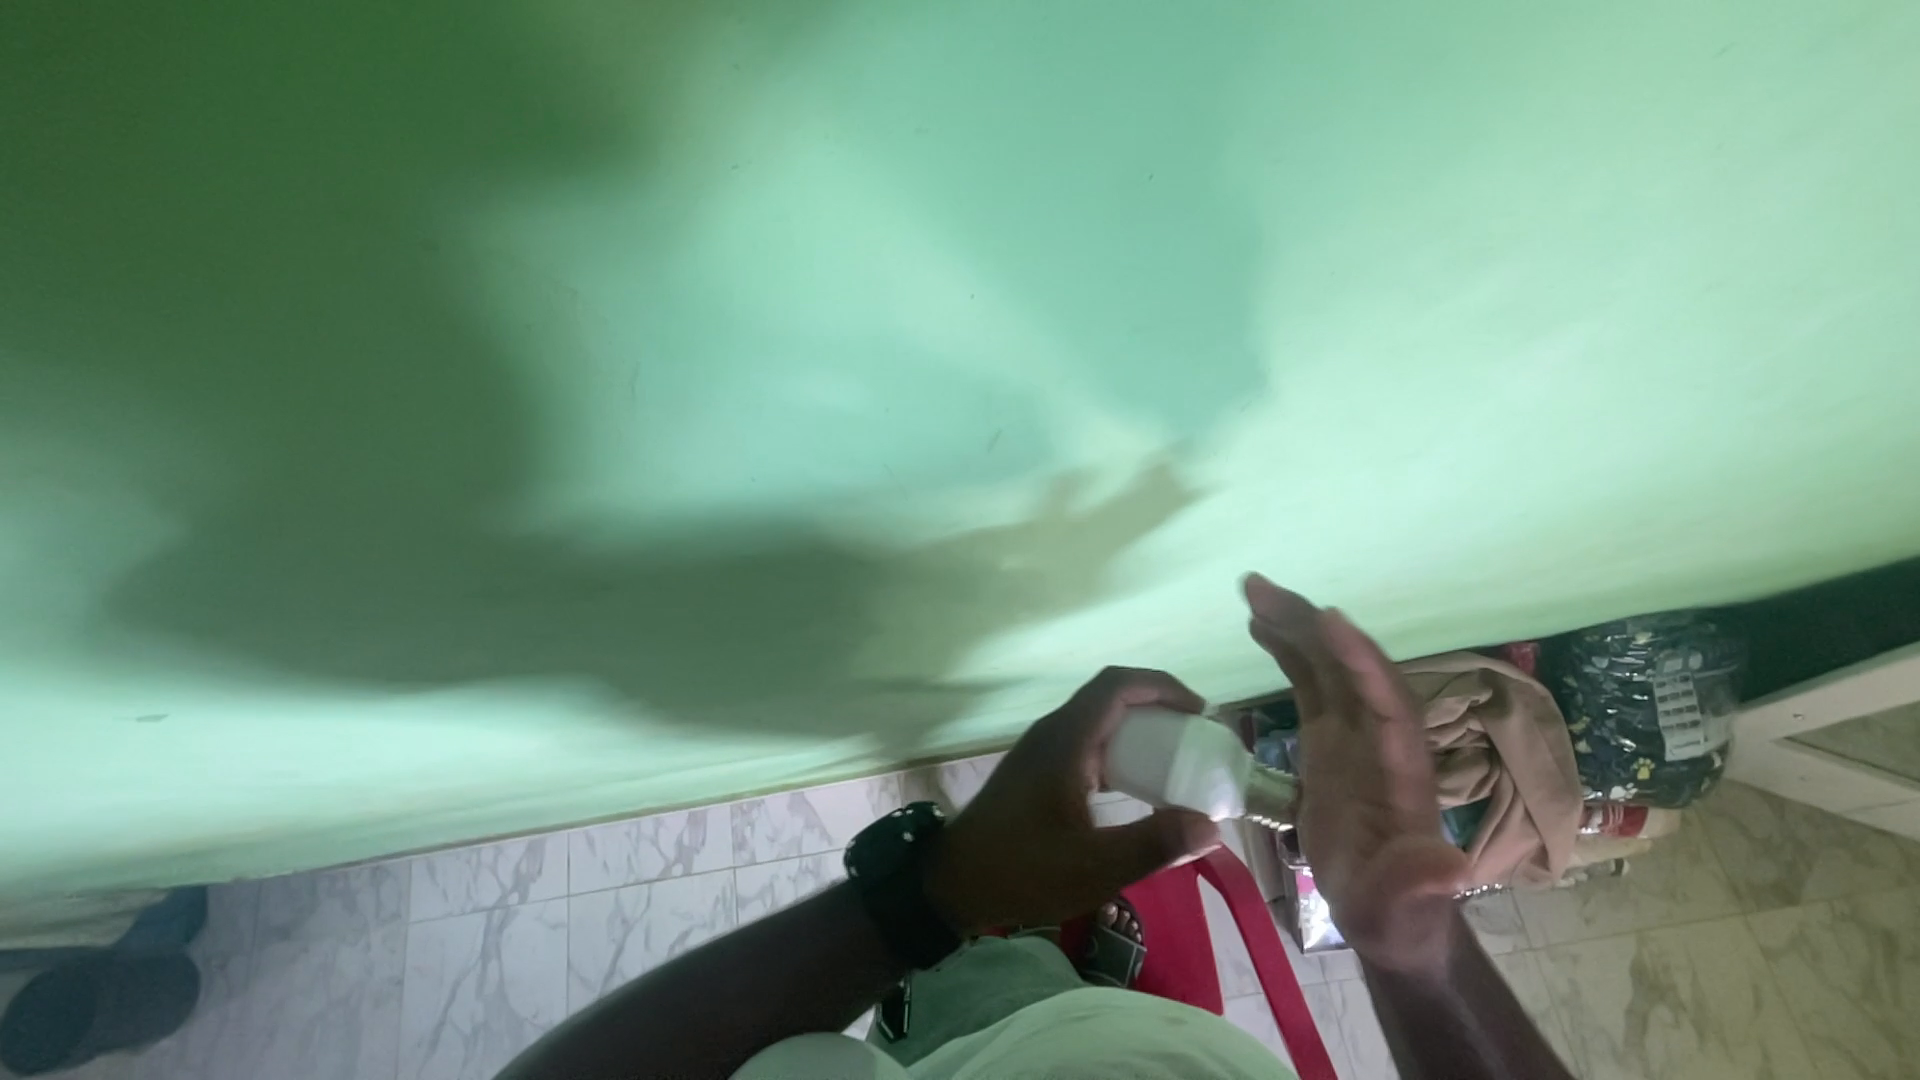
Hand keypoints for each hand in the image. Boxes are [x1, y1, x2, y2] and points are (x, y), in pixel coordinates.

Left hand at [923, 667, 1222, 934]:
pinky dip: (1118, 750)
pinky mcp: (1037, 769)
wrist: (953, 881)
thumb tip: (1208, 825)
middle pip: (1110, 697)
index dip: (1162, 687)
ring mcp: (1042, 749)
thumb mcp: (1094, 866)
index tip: (1199, 713)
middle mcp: (1053, 733)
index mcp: (1066, 741)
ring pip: (1097, 719)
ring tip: (1175, 761)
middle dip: (1157, 708)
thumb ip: (1154, 844)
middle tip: (1195, 739)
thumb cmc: (1022, 869)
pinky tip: (1135, 786)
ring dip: (1137, 729)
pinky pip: (1087, 741)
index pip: (1117, 685)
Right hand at [1243, 574, 1470, 972]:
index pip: (1384, 701)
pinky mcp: (1330, 738)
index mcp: (1399, 766)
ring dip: (1294, 625)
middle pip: (1348, 666)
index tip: (1326, 618)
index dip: (1358, 660)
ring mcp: (1354, 733)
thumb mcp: (1403, 903)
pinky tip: (1260, 627)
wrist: (1385, 910)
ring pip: (1326, 665)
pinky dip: (1288, 651)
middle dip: (1309, 624)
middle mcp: (1380, 736)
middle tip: (1261, 587)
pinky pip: (1309, 682)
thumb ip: (1418, 883)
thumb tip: (1444, 865)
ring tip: (1252, 592)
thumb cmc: (1394, 910)